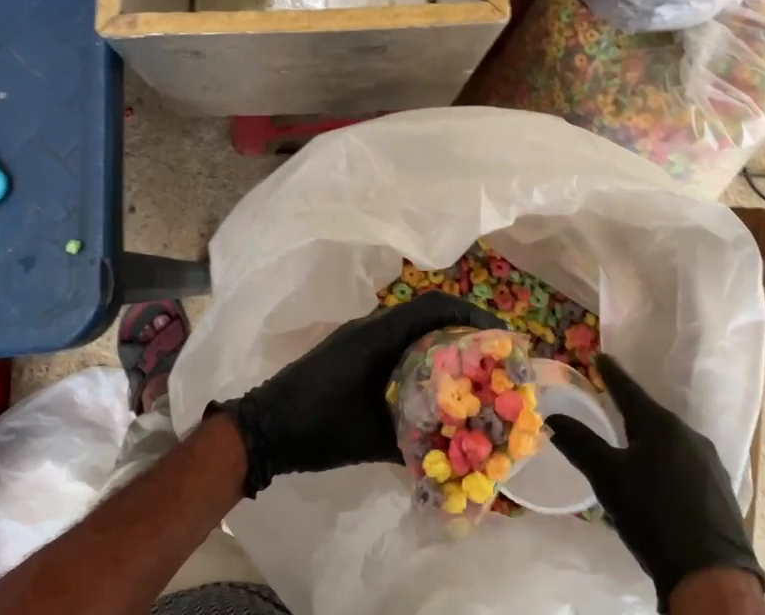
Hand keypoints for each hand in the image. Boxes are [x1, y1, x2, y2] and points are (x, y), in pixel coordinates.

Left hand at [214, 293, 502, 496]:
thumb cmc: (317, 427)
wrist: (263, 427)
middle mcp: (371, 328)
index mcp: (378, 336)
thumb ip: (415, 442)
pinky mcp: (350, 353)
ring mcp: (358, 338)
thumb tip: (460, 457)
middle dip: (463, 331)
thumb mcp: (371, 439)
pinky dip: (418, 356)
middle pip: (427, 314)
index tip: (501, 338)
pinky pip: (394, 343)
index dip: (471, 315)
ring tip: (470, 373)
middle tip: (493, 359)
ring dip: (440, 343)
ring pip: (411, 329)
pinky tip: (430, 388)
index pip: (434, 307)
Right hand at [548, 354, 763, 603]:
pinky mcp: (719, 488)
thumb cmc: (651, 514)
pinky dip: (667, 461)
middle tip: (611, 404)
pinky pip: (685, 462)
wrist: (709, 571)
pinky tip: (660, 478)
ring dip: (650, 438)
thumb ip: (580, 443)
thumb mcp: (607, 477)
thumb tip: (552, 418)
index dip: (611, 374)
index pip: (629, 390)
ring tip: (632, 444)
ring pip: (671, 440)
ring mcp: (709, 462)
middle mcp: (688, 435)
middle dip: (630, 409)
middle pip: (652, 414)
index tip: (600, 357)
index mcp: (660, 425)